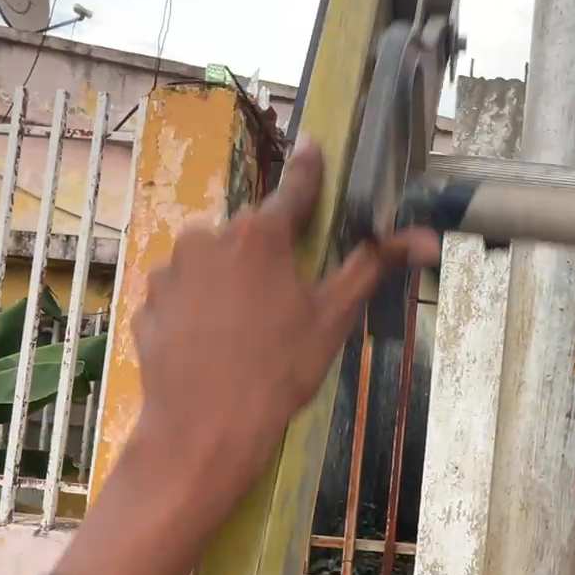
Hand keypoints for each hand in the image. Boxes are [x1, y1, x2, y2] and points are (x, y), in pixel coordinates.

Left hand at [51, 139, 439, 574]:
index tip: (312, 144)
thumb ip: (372, 267)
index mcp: (260, 235)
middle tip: (282, 304)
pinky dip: (198, 306)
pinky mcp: (147, 301)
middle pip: (251, 234)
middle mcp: (209, 236)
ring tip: (243, 332)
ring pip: (213, 262)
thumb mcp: (333, 319)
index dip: (310, 169)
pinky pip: (182, 291)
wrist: (206, 430)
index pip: (296, 189)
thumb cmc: (280, 371)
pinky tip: (210, 343)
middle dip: (268, 257)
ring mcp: (170, 269)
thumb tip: (427, 237)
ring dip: (230, 281)